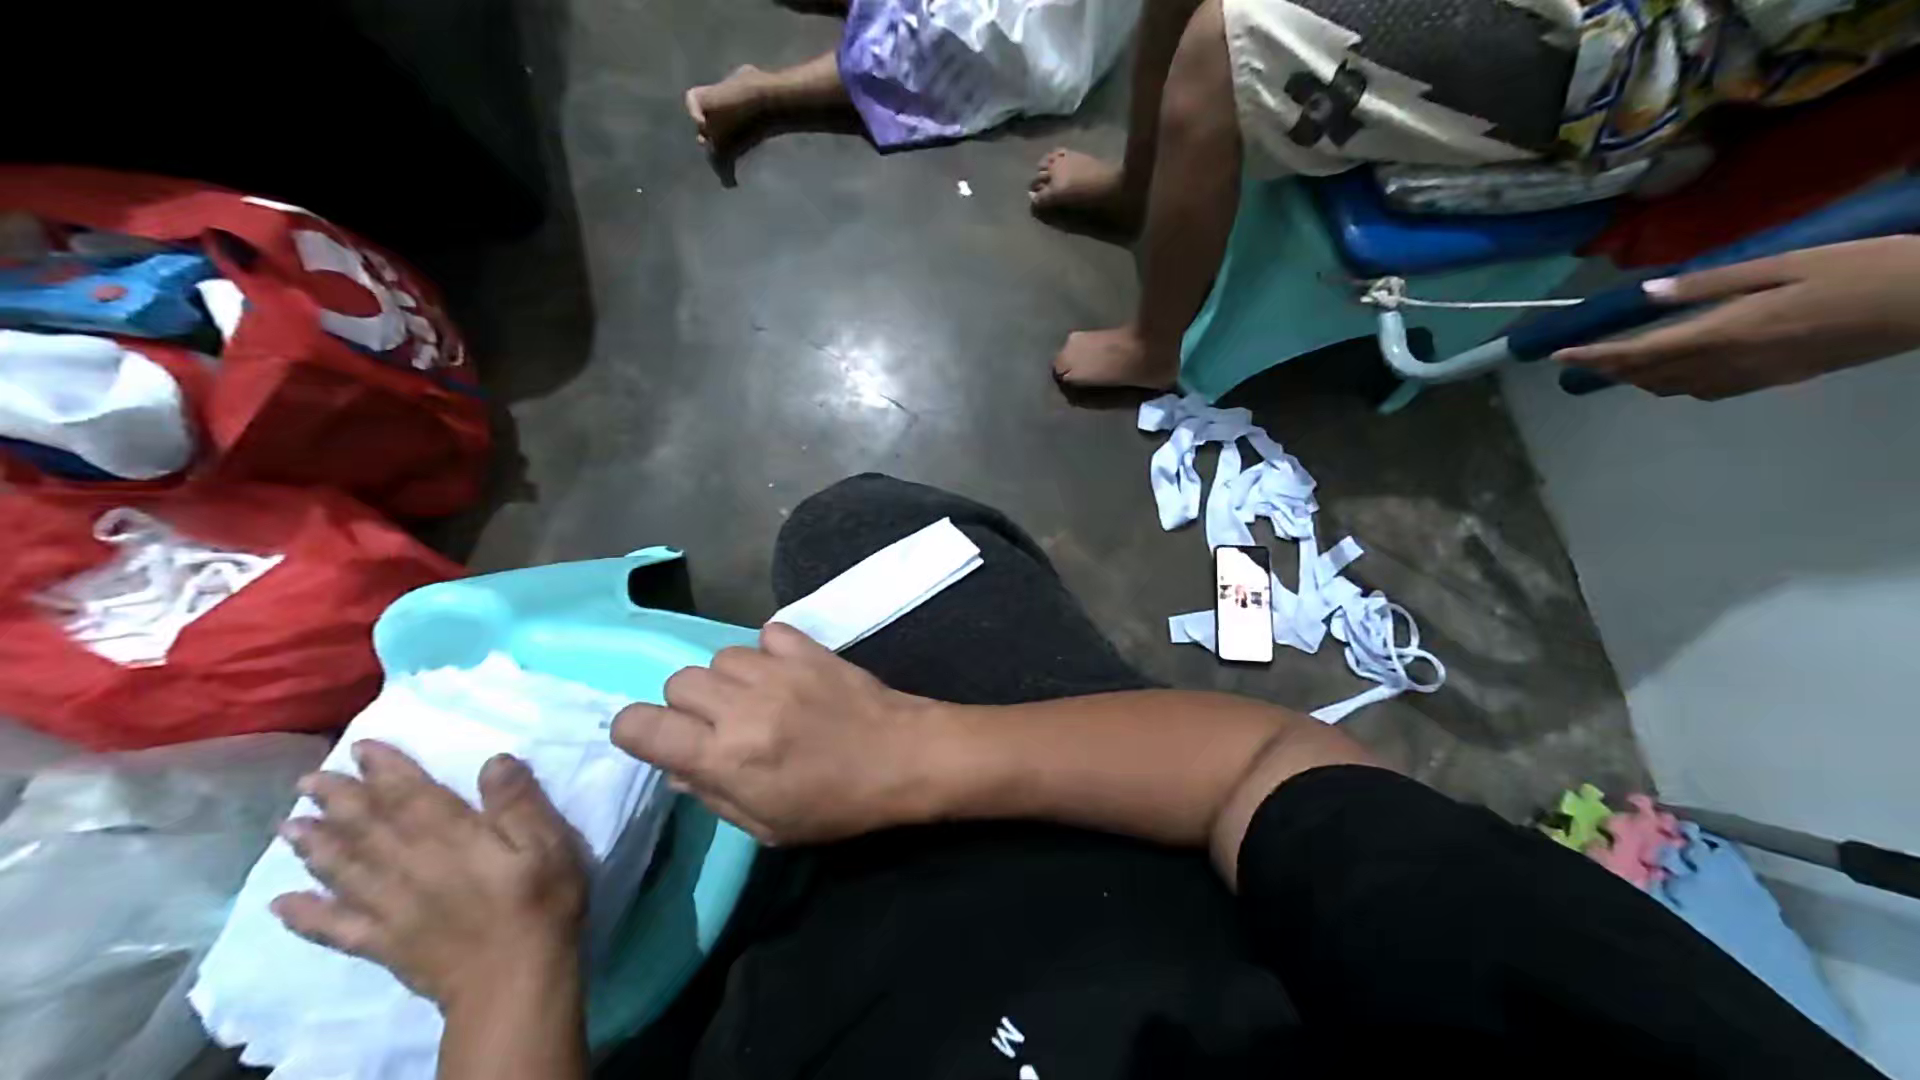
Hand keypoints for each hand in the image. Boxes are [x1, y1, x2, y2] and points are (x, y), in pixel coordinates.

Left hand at [272, 741, 587, 1010]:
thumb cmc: (542, 900)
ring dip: (315, 846)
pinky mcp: (383, 944)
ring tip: (289, 825)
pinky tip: (281, 905)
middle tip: (310, 779)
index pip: (412, 796)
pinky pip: (335, 928)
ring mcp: (391, 908)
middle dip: (339, 801)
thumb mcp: (549, 842)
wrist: (516, 979)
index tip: (363, 747)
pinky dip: (305, 916)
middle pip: (369, 829)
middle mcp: (411, 867)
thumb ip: (519, 802)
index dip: (387, 770)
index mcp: (453, 839)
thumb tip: (494, 760)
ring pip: (344, 870)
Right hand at [611, 623, 947, 845]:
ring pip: (719, 656)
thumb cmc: (837, 804)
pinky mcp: (808, 648)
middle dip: (689, 705)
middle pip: (678, 682)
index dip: (636, 730)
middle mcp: (742, 706)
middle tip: (721, 723)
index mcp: (725, 756)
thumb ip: (712, 794)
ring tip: (759, 697)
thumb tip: (677, 764)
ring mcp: (776, 671)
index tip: (658, 738)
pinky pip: (766, 633)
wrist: (903, 757)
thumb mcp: (768, 825)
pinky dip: (768, 650)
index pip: (640, 726)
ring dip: (729, 678)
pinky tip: (786, 672)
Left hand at [1553, 235, 1919, 399]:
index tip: (1558, 357)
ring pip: (1672, 387)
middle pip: (1647, 374)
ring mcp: (1751, 376)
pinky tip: (1675, 371)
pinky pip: (1707, 390)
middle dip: (1610, 369)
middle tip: (1582, 359)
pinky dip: (1675, 383)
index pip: (1637, 352)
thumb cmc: (1863, 270)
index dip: (1593, 357)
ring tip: (1619, 364)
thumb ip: (1710, 282)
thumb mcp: (1783, 265)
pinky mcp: (1775, 381)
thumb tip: (1647, 292)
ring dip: (1639, 378)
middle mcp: (1726, 362)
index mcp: (1722, 332)